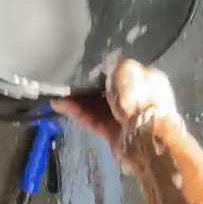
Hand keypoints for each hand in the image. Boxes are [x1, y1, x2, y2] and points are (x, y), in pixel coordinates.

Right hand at [57, 61, 180, 164]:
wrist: (145, 137)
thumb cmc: (139, 97)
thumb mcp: (127, 69)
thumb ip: (112, 66)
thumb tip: (101, 69)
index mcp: (146, 80)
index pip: (121, 71)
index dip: (102, 69)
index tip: (83, 66)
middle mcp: (137, 98)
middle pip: (106, 89)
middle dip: (86, 85)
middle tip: (65, 80)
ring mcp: (125, 117)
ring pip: (96, 105)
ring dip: (77, 99)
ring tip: (57, 93)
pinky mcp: (114, 133)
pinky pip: (93, 119)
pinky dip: (77, 113)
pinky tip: (60, 105)